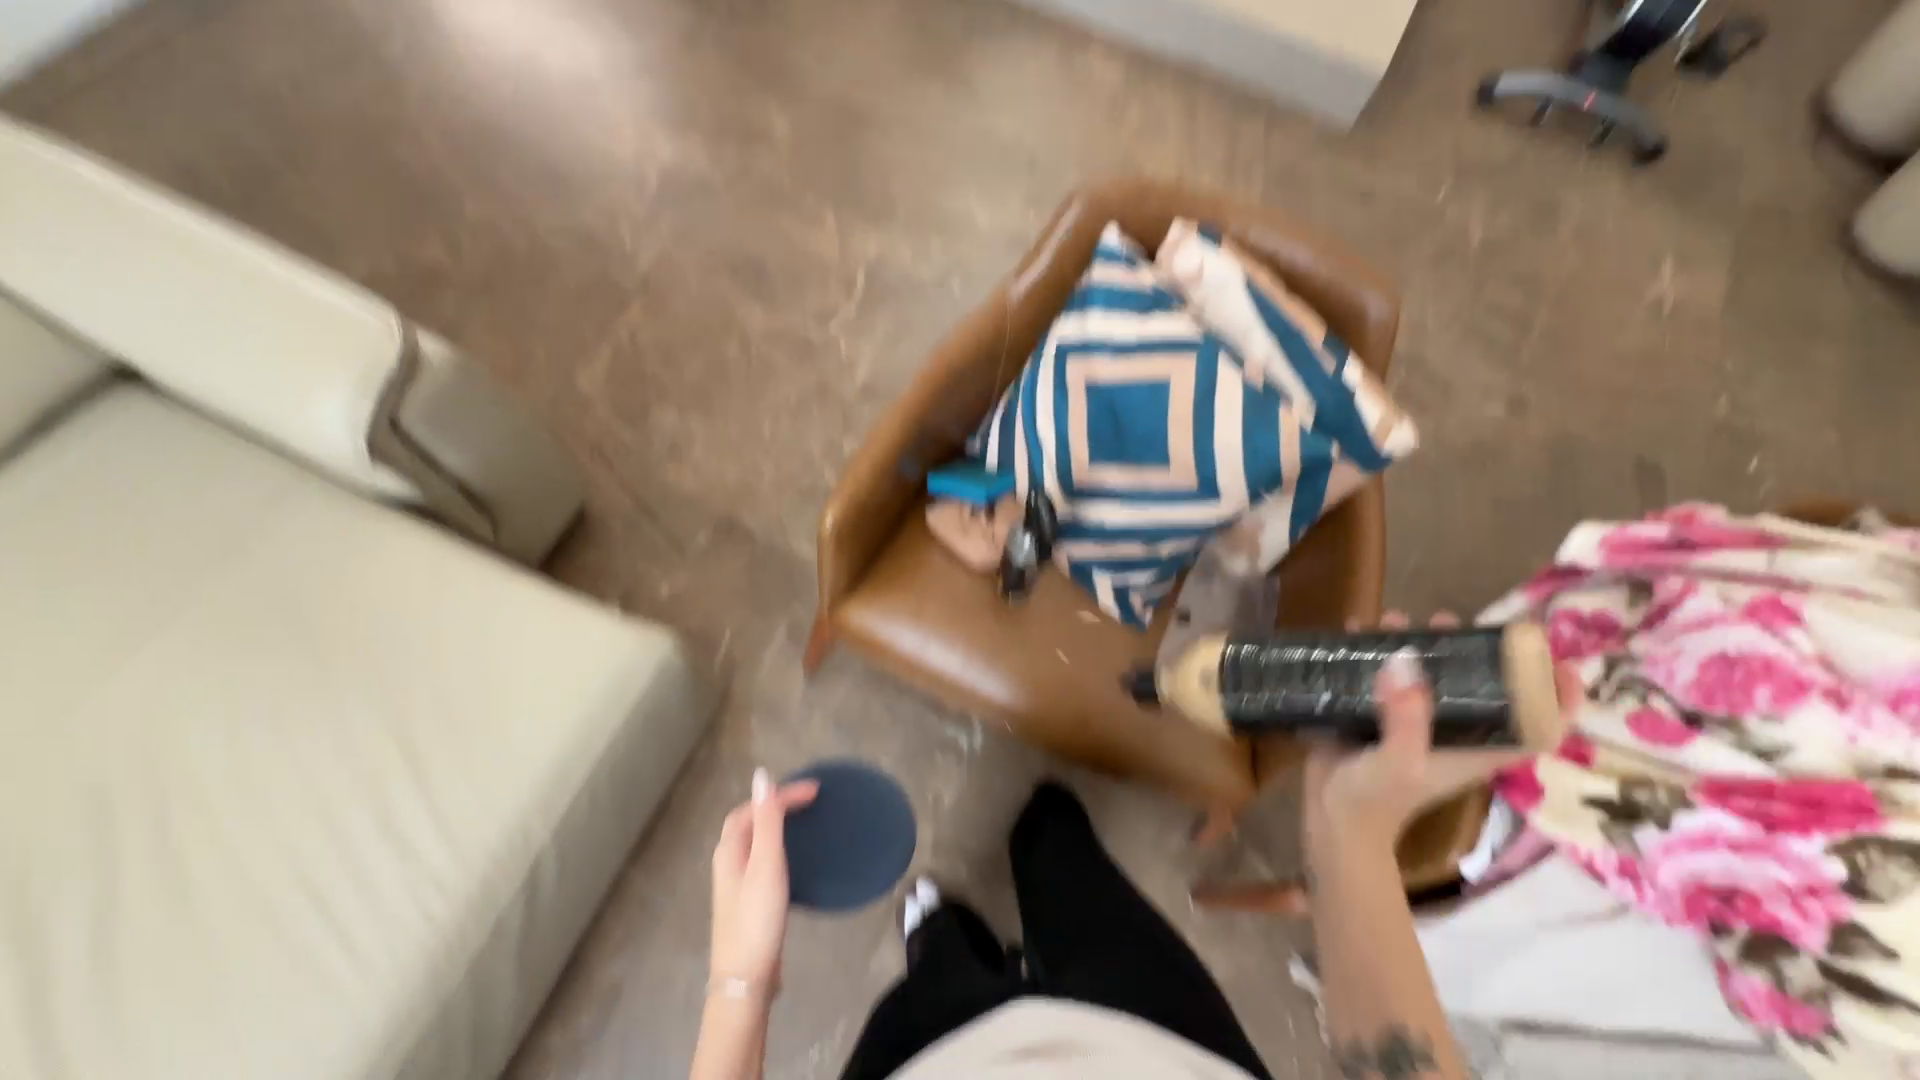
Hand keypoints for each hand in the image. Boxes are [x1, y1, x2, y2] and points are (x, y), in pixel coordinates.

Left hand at [709, 768, 818, 995]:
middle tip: (809, 801)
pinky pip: (762, 860)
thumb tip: (762, 775)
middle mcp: (728, 862)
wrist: (746, 978)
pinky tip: (794, 861)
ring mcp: (735, 884)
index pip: (753, 807)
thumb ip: (766, 820)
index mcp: (729, 849)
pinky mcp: (748, 902)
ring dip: (776, 826)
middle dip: (775, 805)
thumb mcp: (765, 863)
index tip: (816, 790)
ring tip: (804, 822)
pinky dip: (779, 848)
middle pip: (748, 822)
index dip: (781, 794)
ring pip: (755, 842)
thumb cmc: (756, 918)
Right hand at [1302, 612, 1580, 853]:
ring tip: (1398, 619)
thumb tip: (1405, 663)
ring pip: (1429, 677)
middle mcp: (1452, 732)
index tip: (1558, 660)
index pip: (1536, 726)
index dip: (1557, 697)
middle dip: (1468, 651)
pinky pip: (1383, 678)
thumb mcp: (1400, 765)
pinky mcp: (1378, 716)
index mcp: (1476, 749)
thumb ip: (1407, 719)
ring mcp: (1413, 722)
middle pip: (1479, 687)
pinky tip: (1356, 629)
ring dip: (1417, 646)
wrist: (1331, 819)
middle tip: (1447, 620)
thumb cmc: (1377, 799)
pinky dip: (1373, 652)